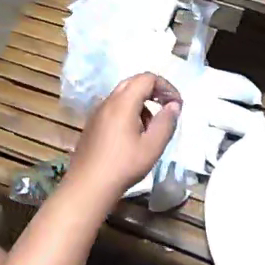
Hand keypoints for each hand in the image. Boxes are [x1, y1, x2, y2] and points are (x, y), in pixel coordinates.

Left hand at [68, 73, 179, 196]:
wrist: (88, 186)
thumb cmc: (123, 166)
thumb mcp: (152, 147)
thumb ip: (166, 122)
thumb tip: (174, 105)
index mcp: (123, 103)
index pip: (147, 78)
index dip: (166, 86)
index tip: (177, 104)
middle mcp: (108, 102)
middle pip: (133, 83)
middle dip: (154, 92)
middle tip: (167, 109)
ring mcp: (97, 112)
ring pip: (123, 96)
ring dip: (141, 103)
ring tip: (150, 129)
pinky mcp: (92, 124)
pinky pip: (114, 108)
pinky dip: (128, 112)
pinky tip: (133, 137)